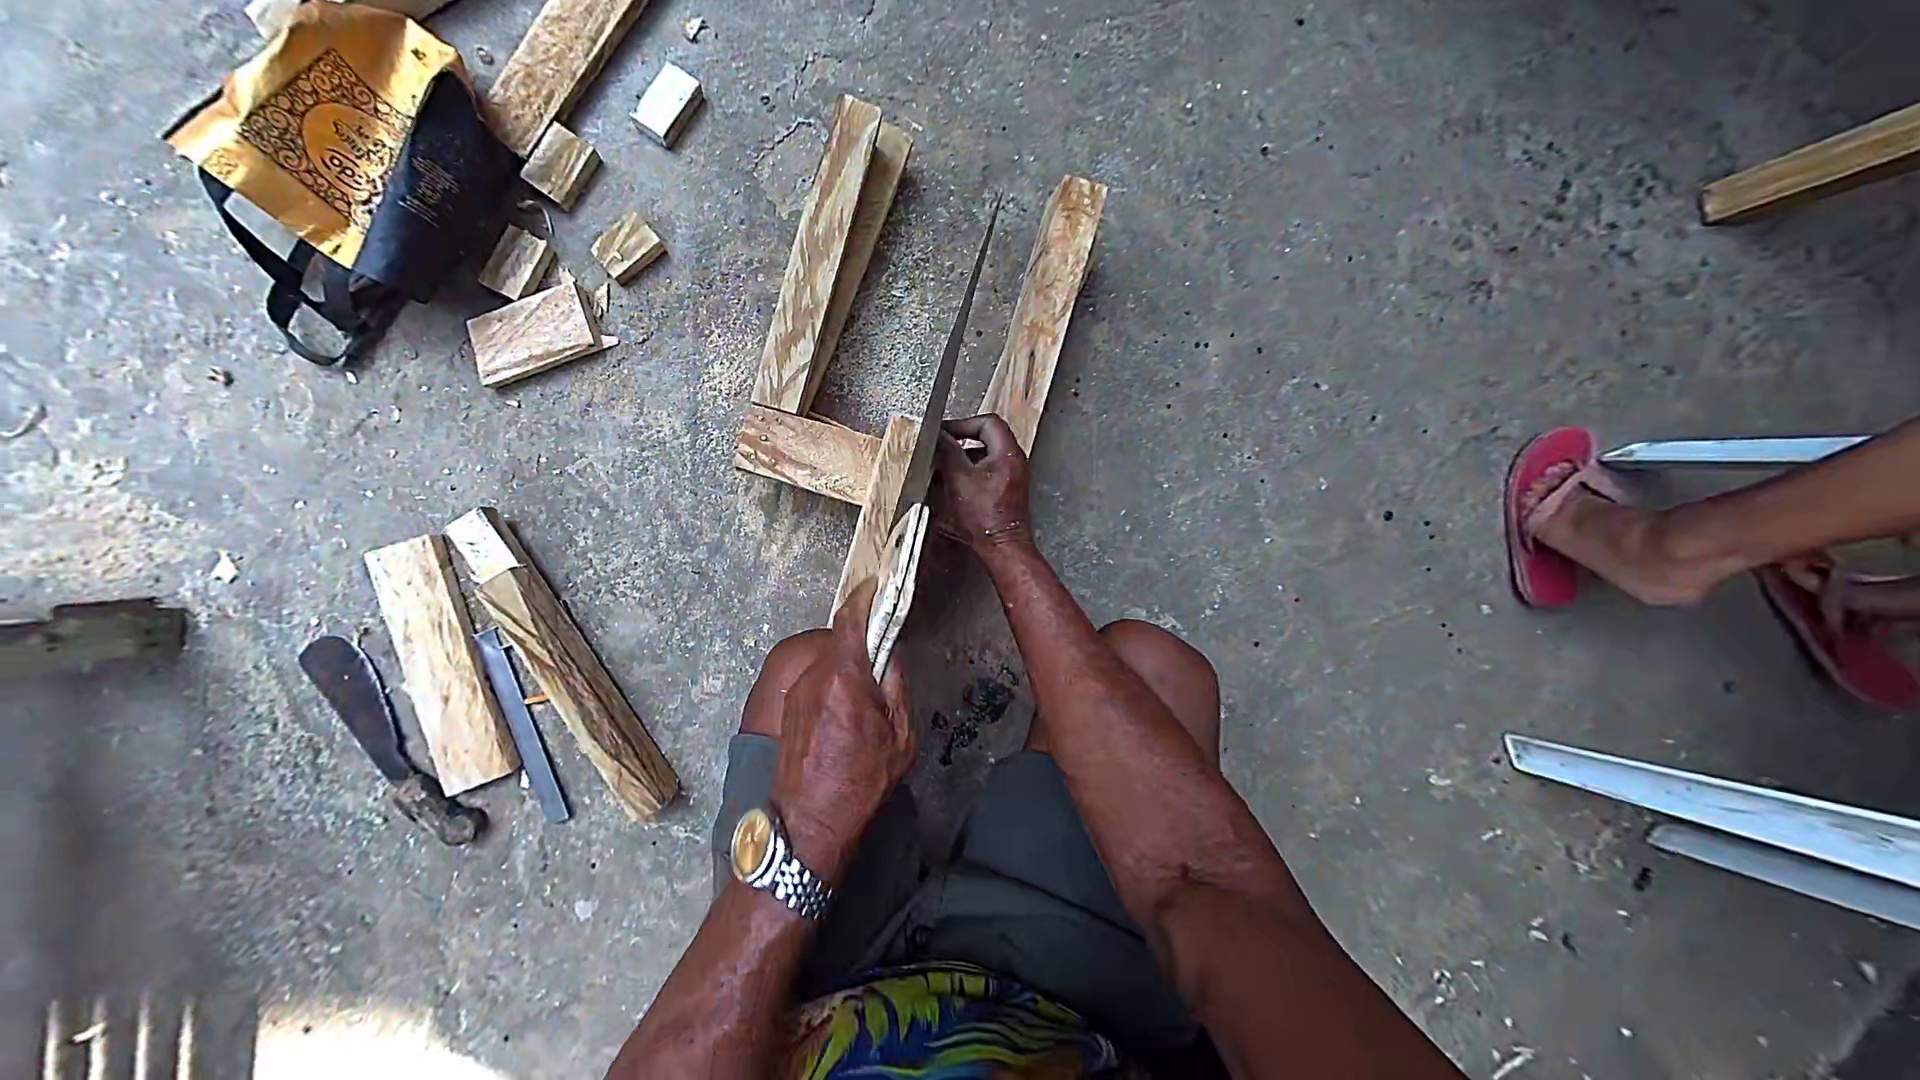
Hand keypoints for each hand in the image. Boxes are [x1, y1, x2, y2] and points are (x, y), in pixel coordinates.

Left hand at [770, 582, 913, 886]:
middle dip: (861, 643)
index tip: (875, 587)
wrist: (810, 823)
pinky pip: (814, 681)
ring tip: (863, 700)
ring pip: (826, 661)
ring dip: (846, 667)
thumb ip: (897, 688)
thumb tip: (891, 659)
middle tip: (882, 663)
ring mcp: (795, 694)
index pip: (850, 621)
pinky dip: (832, 684)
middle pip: (839, 641)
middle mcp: (813, 679)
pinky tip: (844, 716)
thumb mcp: (900, 738)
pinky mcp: (787, 708)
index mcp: (844, 681)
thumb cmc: (860, 783)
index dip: (863, 598)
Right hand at [933, 414, 1033, 555]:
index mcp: (1008, 454)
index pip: (988, 422)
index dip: (963, 424)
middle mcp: (1015, 462)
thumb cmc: (986, 518)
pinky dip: (971, 471)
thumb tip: (940, 436)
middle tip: (944, 445)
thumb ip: (949, 453)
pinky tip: (955, 483)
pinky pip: (988, 471)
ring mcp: (1013, 476)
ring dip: (965, 457)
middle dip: (963, 439)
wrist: (1002, 547)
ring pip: (986, 455)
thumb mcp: (959, 479)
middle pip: (988, 437)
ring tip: (945, 466)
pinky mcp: (1008, 490)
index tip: (945, 432)